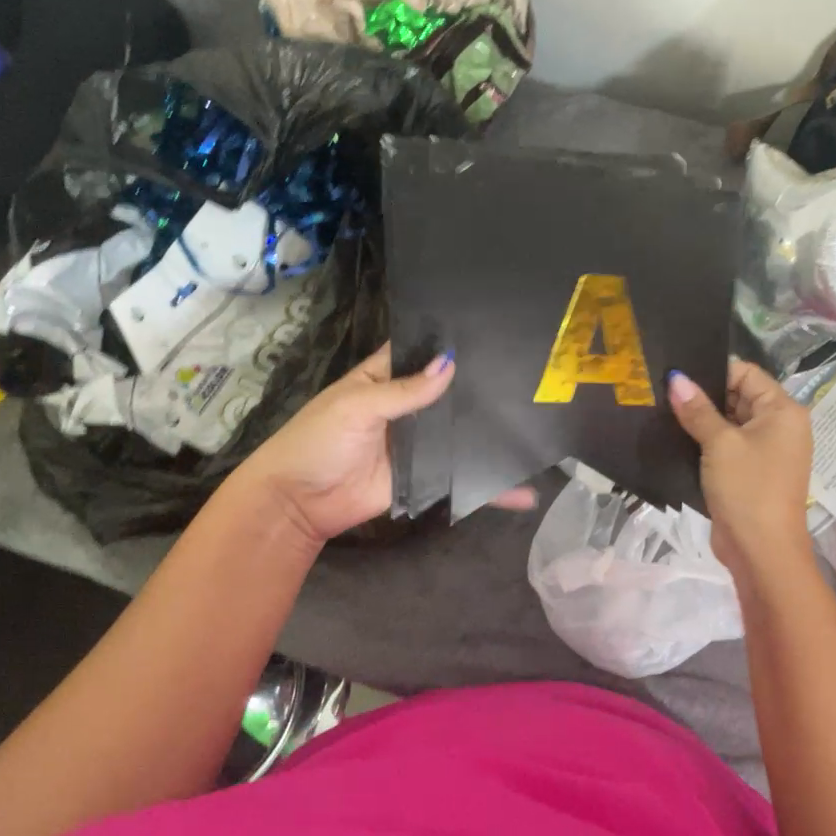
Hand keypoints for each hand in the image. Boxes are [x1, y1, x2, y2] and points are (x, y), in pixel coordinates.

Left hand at [236, 345, 534, 544]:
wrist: (297, 504)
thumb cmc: (316, 441)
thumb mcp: (356, 406)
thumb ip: (404, 390)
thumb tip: (450, 364)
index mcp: (384, 378)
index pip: (421, 352)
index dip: (449, 343)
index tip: (493, 331)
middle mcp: (406, 407)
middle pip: (449, 394)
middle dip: (481, 387)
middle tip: (532, 375)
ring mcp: (418, 444)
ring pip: (460, 435)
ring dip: (491, 433)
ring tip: (537, 421)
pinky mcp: (426, 478)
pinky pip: (461, 478)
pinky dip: (490, 487)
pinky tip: (525, 491)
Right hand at [668, 361, 814, 576]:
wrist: (762, 552)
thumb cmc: (748, 489)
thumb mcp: (720, 444)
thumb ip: (697, 409)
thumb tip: (676, 378)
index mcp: (783, 410)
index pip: (747, 373)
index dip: (713, 371)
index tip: (676, 373)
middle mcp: (780, 426)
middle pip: (738, 396)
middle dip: (704, 396)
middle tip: (661, 390)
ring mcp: (766, 452)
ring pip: (730, 424)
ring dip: (702, 421)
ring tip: (662, 411)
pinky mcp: (751, 474)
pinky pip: (727, 448)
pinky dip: (706, 444)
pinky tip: (675, 439)